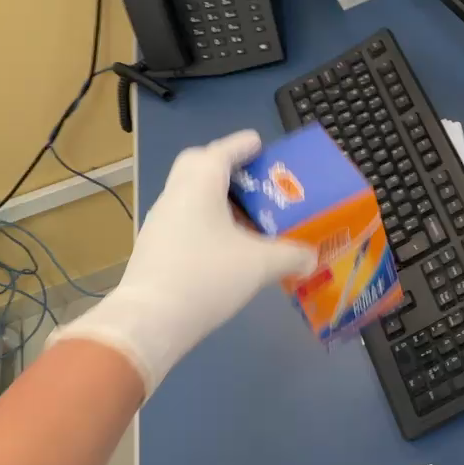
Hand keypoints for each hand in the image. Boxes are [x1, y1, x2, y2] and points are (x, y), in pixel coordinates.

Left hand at [51, 131, 313, 393]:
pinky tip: (231, 246)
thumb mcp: (261, 265)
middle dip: (227, 169)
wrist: (151, 320)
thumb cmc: (208, 276)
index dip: (242, 145)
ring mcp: (162, 223)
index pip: (222, 151)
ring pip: (192, 197)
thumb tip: (311, 257)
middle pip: (199, 168)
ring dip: (220, 200)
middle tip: (256, 181)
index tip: (259, 144)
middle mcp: (176, 195)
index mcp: (200, 185)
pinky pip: (188, 222)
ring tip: (252, 217)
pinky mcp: (157, 248)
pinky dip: (210, 224)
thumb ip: (292, 256)